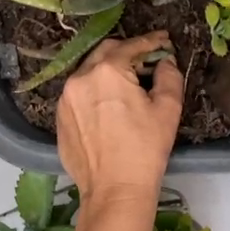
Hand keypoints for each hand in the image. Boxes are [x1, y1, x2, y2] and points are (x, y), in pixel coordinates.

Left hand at [55, 31, 183, 210]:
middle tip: (146, 60)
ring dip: (108, 70)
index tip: (163, 40)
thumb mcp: (168, 109)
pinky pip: (78, 93)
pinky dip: (94, 90)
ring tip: (127, 83)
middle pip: (105, 52)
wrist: (115, 190)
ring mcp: (65, 99)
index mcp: (108, 71)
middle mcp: (80, 78)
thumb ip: (169, 76)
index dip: (150, 41)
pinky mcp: (60, 117)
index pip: (131, 46)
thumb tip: (165, 62)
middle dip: (127, 51)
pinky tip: (109, 105)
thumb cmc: (145, 149)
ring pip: (88, 71)